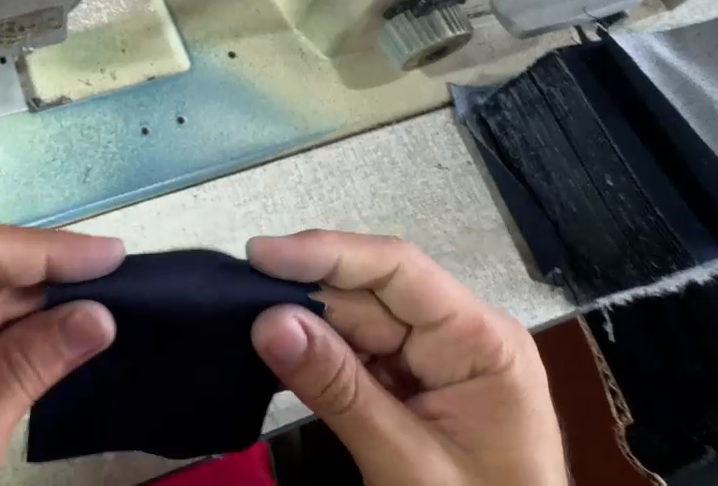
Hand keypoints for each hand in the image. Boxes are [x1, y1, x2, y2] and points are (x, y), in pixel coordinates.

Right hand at [248, 231, 565, 484]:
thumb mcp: (410, 467)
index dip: (325, 253)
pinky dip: (320, 356)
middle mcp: (459, 331)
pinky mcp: (414, 382)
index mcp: (480, 337)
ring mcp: (436, 357)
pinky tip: (284, 354)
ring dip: (306, 327)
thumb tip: (269, 321)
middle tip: (236, 300)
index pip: (396, 268)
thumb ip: (340, 391)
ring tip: (247, 322)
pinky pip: (357, 352)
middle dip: (305, 296)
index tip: (258, 254)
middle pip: (368, 293)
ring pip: (355, 321)